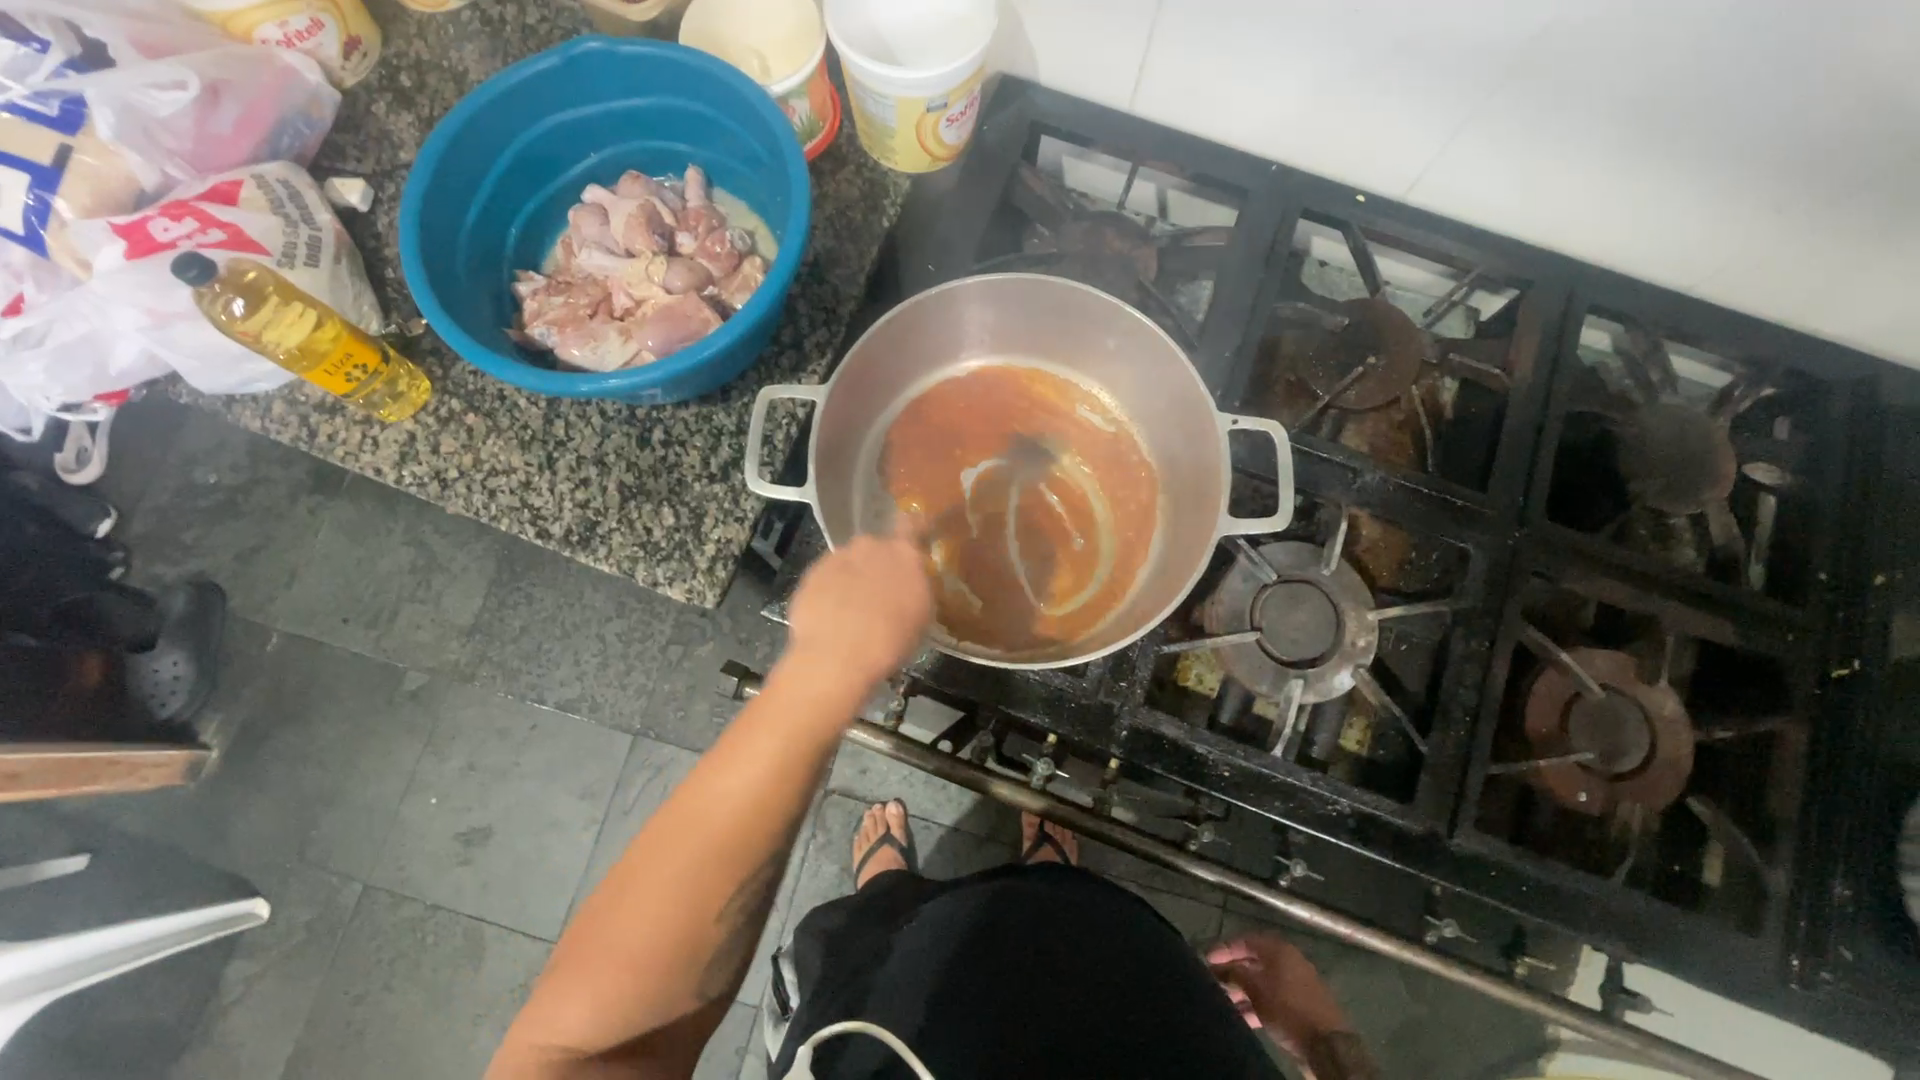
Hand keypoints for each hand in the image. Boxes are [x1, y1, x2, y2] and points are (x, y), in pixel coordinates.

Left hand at [782, 518, 932, 688]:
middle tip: (877, 595)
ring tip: (849, 612)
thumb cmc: (892, 641)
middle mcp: (869, 546)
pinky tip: (829, 618)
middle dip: (875, 565)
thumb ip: (917, 587)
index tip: (910, 538)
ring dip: (850, 579)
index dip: (910, 529)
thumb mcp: (922, 615)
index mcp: (903, 553)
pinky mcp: (810, 575)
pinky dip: (828, 592)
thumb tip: (910, 582)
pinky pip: (825, 579)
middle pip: (874, 549)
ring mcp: (836, 558)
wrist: (837, 657)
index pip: (910, 524)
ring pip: (847, 563)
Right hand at [1207, 935, 1354, 1057]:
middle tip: (1213, 980)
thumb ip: (1234, 974)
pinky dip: (1256, 1004)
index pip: (1245, 941)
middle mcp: (1289, 961)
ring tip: (1224, 1000)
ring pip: (1262, 982)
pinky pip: (1272, 998)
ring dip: (1242, 990)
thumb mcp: (1256, 989)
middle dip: (1232, 971)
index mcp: (1279, 950)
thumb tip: (1217, 968)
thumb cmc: (1288, 1008)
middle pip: (1254, 961)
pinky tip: (1242, 1017)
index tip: (1206, 959)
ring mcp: (1297, 984)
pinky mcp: (1300, 1005)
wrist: (1327, 1044)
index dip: (1224, 949)